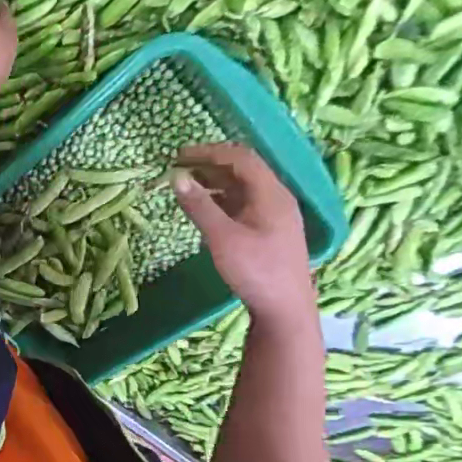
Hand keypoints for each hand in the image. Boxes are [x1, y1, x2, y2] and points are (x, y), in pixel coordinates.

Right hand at [172, 142, 315, 323]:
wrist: (284, 309)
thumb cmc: (255, 271)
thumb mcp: (222, 238)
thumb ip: (199, 206)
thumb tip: (176, 178)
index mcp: (271, 194)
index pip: (241, 158)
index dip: (209, 152)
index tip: (178, 156)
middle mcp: (276, 197)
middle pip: (243, 168)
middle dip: (210, 163)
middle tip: (178, 166)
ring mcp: (274, 213)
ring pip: (242, 185)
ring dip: (213, 180)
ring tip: (185, 183)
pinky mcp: (268, 228)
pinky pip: (242, 201)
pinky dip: (220, 196)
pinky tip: (203, 205)